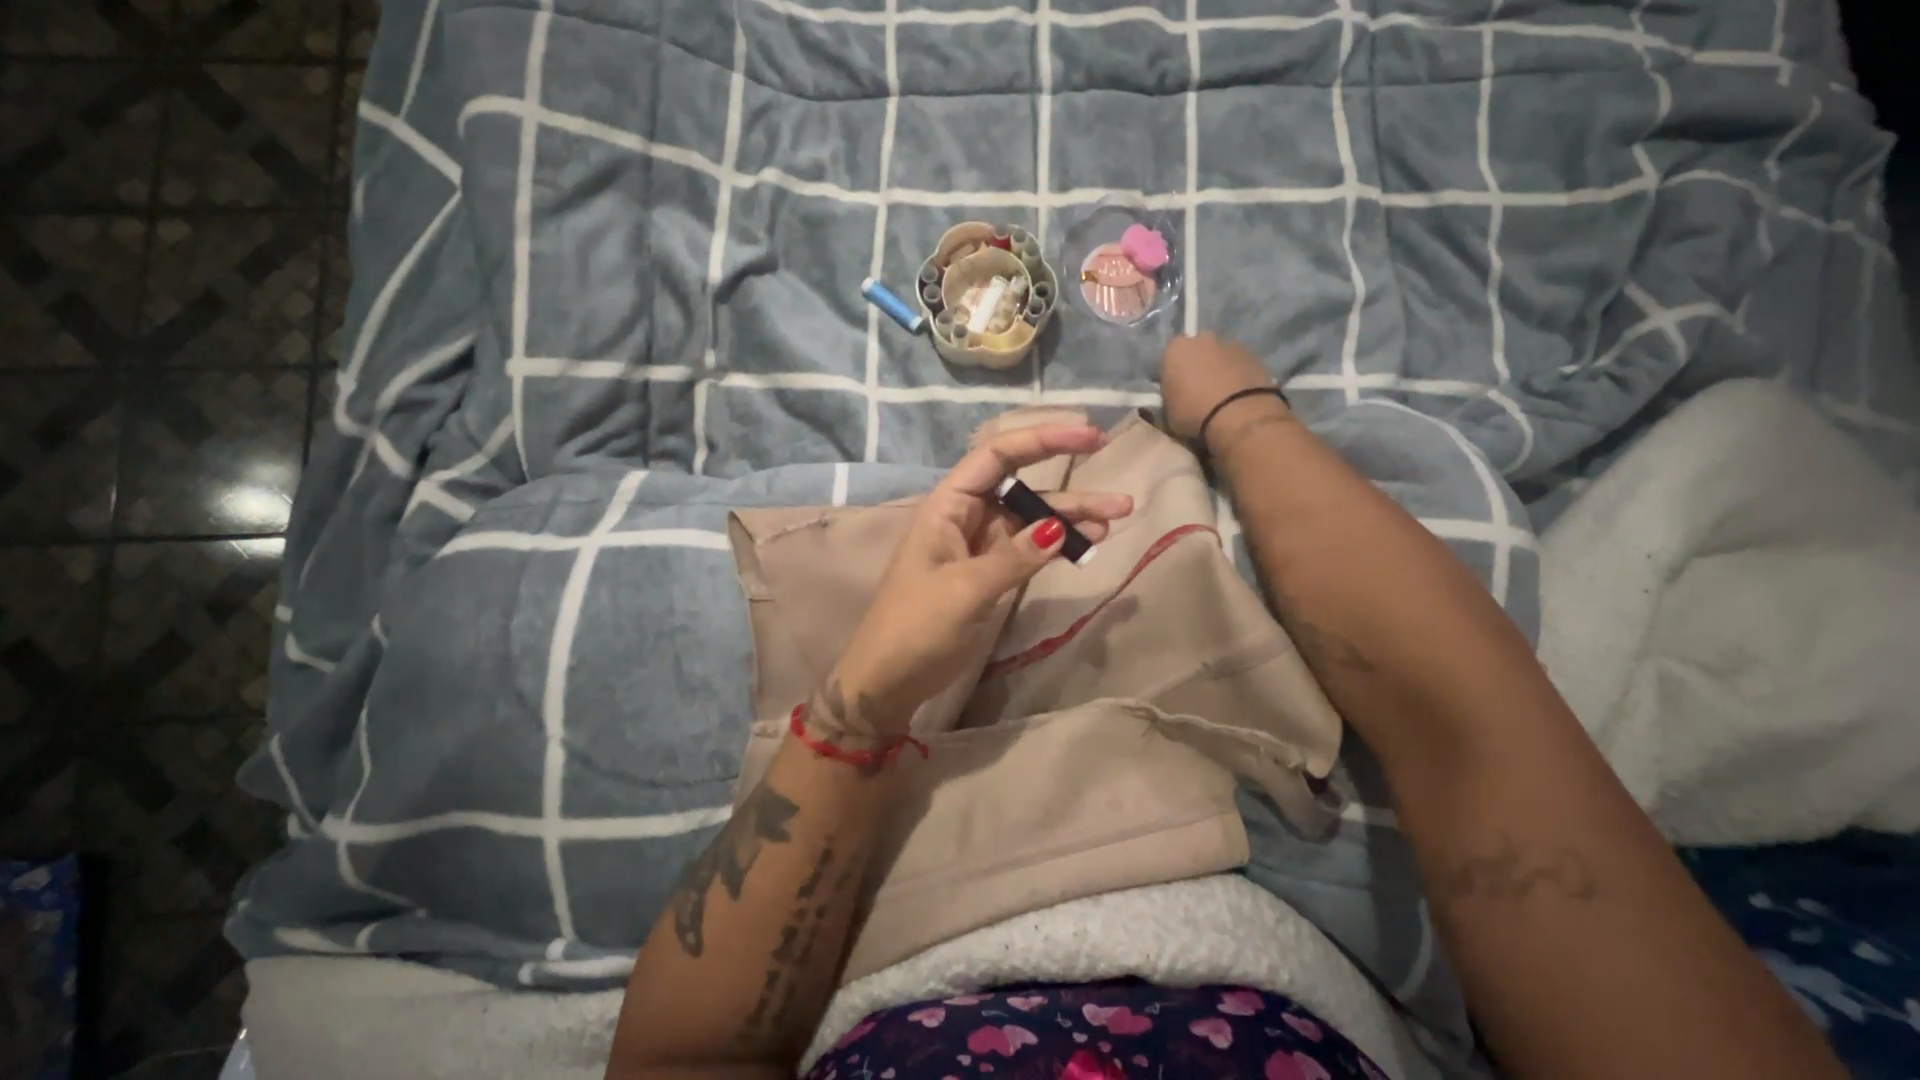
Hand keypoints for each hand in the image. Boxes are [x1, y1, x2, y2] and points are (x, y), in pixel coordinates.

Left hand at [820, 423, 1133, 739]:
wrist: (888, 679)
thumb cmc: (916, 626)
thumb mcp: (966, 589)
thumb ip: (1014, 557)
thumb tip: (1061, 528)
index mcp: (947, 505)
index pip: (998, 456)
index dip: (1044, 439)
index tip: (1090, 437)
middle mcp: (964, 516)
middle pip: (1023, 488)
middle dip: (1070, 488)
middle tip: (1120, 496)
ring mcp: (979, 546)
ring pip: (1031, 520)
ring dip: (1071, 519)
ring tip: (1117, 520)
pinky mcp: (988, 574)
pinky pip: (1029, 549)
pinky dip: (1057, 546)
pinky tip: (1089, 544)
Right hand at [1159, 332, 1289, 453]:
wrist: (1239, 415)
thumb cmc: (1194, 413)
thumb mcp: (1168, 412)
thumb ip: (1170, 396)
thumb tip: (1176, 396)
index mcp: (1175, 349)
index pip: (1166, 360)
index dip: (1170, 377)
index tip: (1174, 393)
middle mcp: (1202, 338)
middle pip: (1196, 352)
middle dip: (1196, 366)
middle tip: (1197, 392)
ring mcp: (1231, 344)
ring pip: (1219, 356)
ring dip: (1218, 370)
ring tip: (1221, 397)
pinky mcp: (1255, 355)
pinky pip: (1239, 365)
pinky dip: (1237, 376)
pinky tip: (1238, 397)